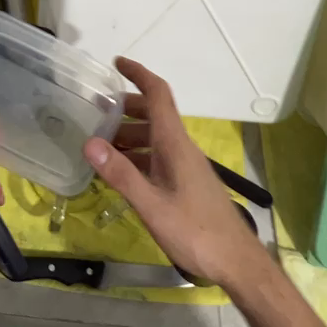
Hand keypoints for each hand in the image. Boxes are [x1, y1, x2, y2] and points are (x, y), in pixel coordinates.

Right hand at [83, 58, 268, 287]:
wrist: (237, 264)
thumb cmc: (196, 232)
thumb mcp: (152, 206)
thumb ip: (121, 175)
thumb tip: (89, 142)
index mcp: (175, 143)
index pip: (158, 94)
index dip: (138, 73)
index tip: (116, 63)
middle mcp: (181, 147)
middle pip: (154, 113)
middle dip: (125, 108)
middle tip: (96, 113)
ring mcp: (186, 165)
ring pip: (155, 136)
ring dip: (129, 134)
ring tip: (101, 145)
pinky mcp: (186, 182)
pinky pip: (158, 156)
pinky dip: (138, 155)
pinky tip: (121, 173)